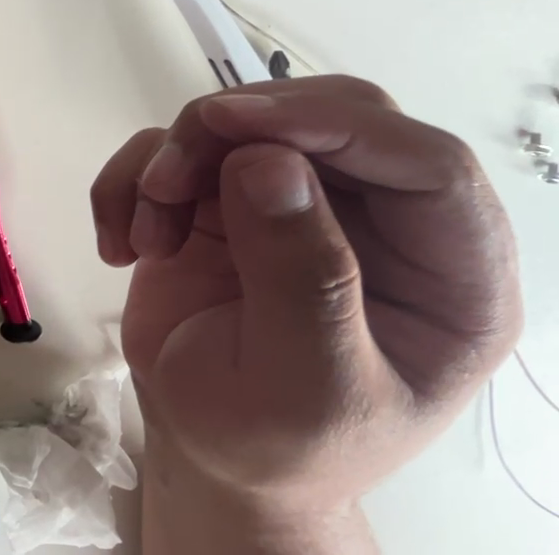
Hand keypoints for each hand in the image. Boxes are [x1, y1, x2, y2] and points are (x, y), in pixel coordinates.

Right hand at [90, 77, 520, 553]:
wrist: (205, 451)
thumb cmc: (276, 440)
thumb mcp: (305, 381)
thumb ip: (302, 277)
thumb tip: (265, 161)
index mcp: (447, 272)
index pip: (422, 161)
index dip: (332, 124)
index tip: (227, 123)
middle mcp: (375, 224)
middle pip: (321, 117)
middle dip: (227, 133)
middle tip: (167, 181)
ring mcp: (289, 207)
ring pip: (229, 126)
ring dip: (163, 171)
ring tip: (143, 241)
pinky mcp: (214, 204)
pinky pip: (163, 154)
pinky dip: (124, 190)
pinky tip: (121, 249)